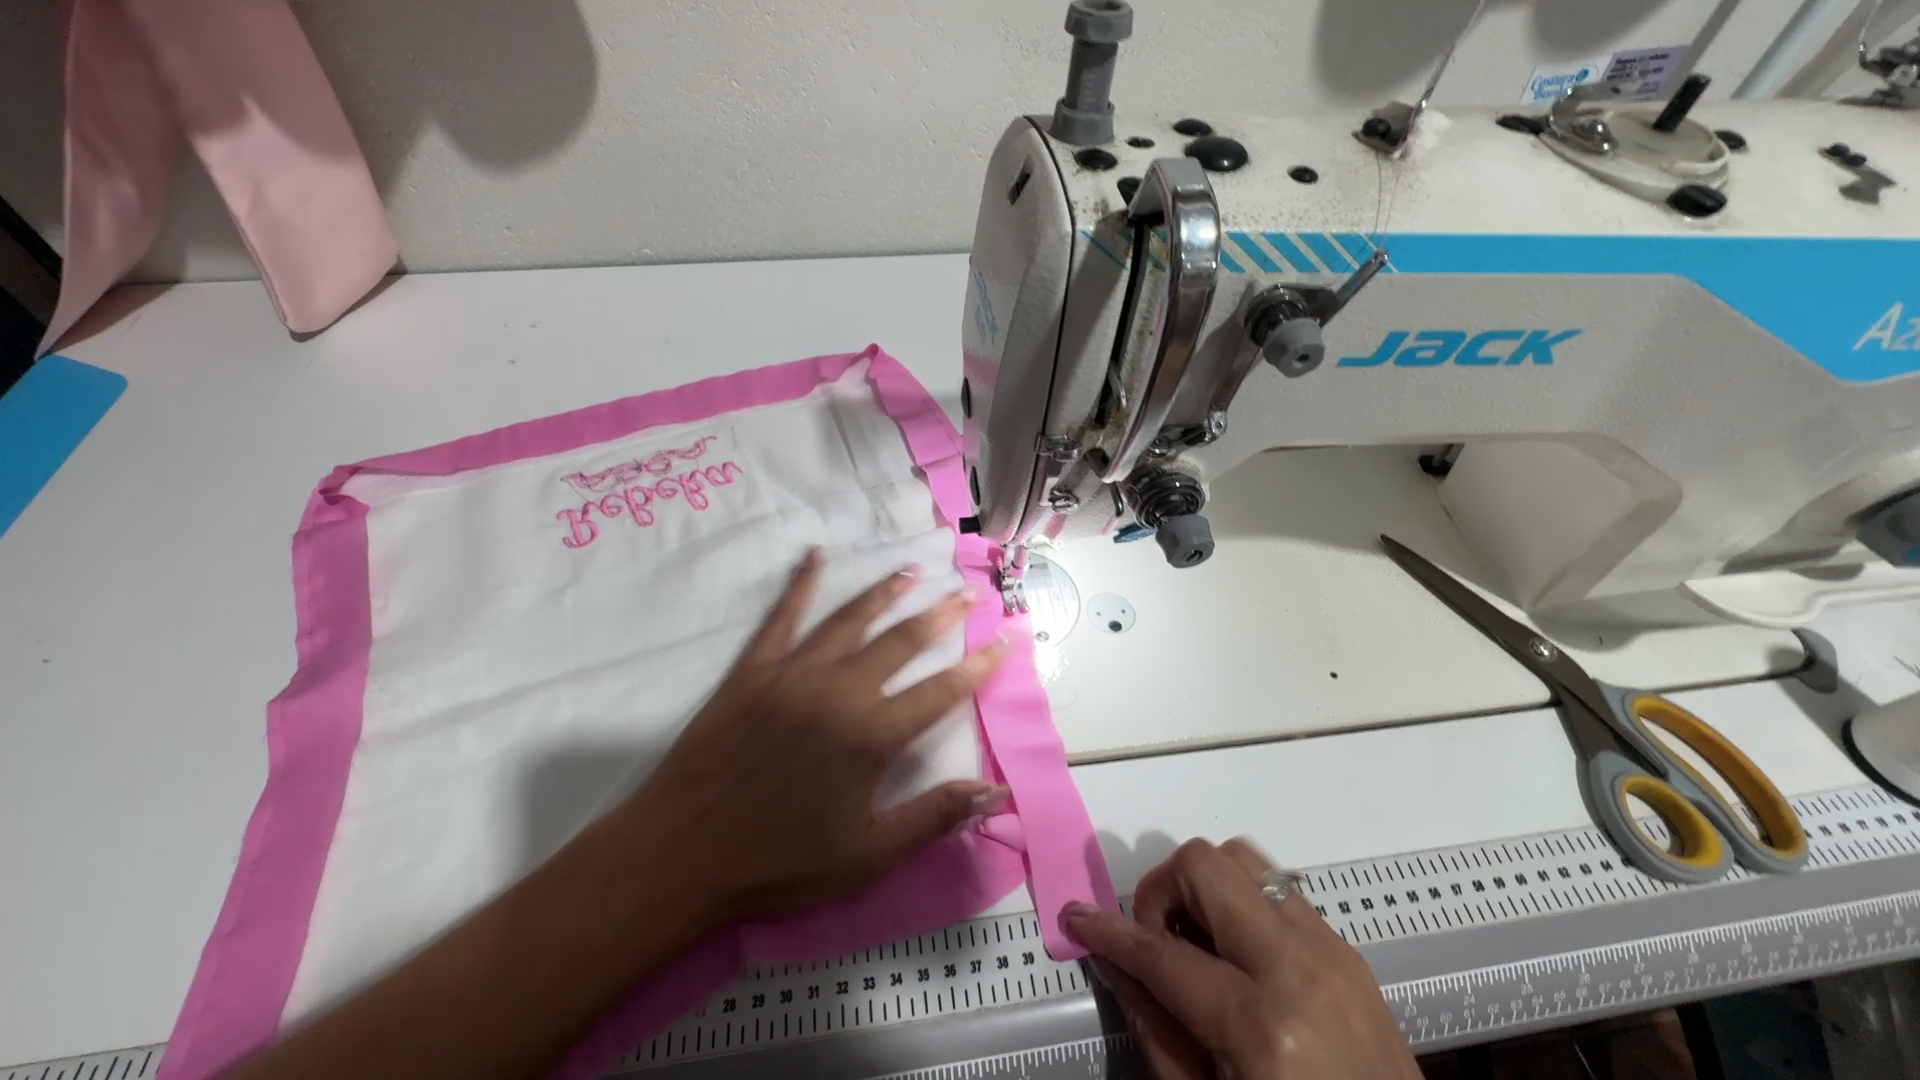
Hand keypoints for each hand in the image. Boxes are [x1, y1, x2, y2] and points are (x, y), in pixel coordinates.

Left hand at [621, 549, 1011, 924]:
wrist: (681, 853)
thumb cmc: (780, 862)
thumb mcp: (867, 855)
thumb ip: (932, 817)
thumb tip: (995, 792)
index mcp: (872, 737)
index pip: (942, 691)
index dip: (980, 665)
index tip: (1007, 638)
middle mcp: (839, 692)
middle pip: (902, 641)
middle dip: (942, 613)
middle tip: (969, 590)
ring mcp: (792, 674)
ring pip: (849, 620)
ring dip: (885, 591)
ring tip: (913, 569)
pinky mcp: (751, 671)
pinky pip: (781, 618)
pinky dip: (800, 585)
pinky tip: (814, 557)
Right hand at [1064, 840, 1419, 1079]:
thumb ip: (1156, 1032)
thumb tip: (1117, 964)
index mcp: (1261, 1027)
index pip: (1163, 954)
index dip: (1110, 933)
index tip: (1078, 917)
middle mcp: (1300, 968)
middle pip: (1207, 866)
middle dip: (1162, 890)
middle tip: (1155, 939)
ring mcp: (1333, 952)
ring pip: (1245, 860)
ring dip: (1205, 888)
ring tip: (1196, 942)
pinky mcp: (1350, 953)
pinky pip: (1280, 891)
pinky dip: (1242, 905)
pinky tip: (1236, 956)